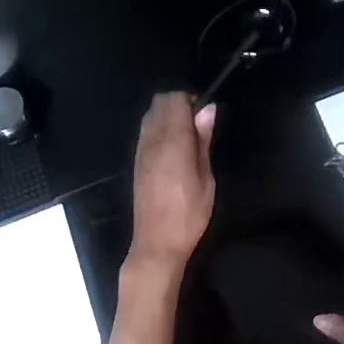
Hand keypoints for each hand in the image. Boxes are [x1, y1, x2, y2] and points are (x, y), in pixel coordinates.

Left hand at [127, 91, 216, 270]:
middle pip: (160, 102)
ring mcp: (141, 151)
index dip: (191, 99)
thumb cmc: (189, 215)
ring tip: (187, 137)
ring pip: (150, 115)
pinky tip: (173, 149)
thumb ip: (203, 141)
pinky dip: (158, 129)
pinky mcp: (136, 162)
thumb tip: (207, 110)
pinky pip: (145, 132)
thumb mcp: (205, 179)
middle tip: (197, 124)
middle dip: (179, 104)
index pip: (175, 100)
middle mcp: (152, 141)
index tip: (205, 114)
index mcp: (172, 142)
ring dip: (167, 116)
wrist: (157, 243)